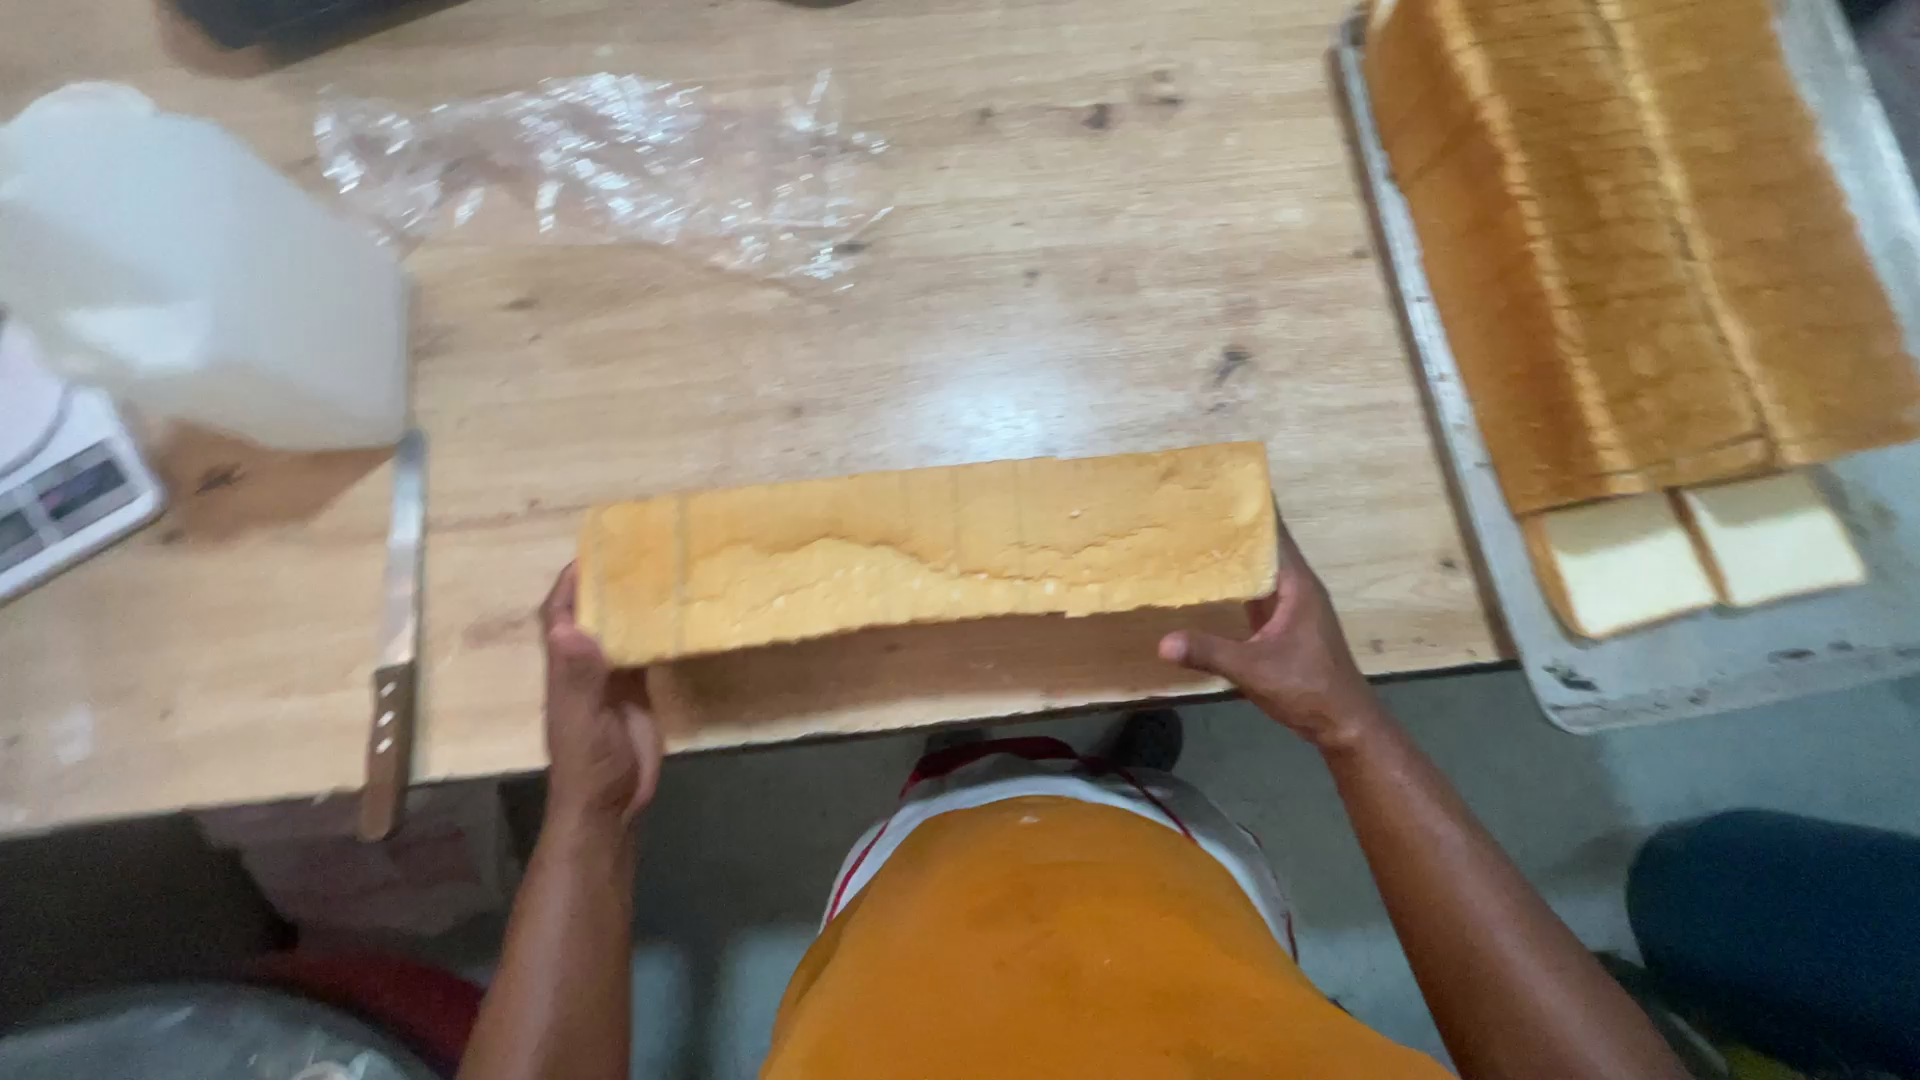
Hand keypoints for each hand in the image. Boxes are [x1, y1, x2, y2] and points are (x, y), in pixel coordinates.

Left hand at [539, 563, 664, 831]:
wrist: (611, 802)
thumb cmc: (589, 764)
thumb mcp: (582, 719)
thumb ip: (578, 677)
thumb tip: (570, 628)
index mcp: (565, 669)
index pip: (560, 616)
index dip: (570, 585)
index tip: (592, 553)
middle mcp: (585, 666)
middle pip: (591, 616)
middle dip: (604, 585)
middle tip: (636, 555)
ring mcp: (611, 678)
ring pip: (617, 631)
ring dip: (630, 605)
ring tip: (658, 574)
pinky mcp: (637, 690)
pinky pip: (642, 651)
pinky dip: (653, 631)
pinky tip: (674, 616)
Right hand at [1159, 516, 1385, 749]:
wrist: (1342, 722)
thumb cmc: (1308, 688)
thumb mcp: (1254, 670)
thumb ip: (1209, 653)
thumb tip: (1162, 643)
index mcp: (1296, 585)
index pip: (1274, 533)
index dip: (1253, 508)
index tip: (1224, 483)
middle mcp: (1295, 587)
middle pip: (1264, 545)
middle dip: (1235, 524)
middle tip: (1195, 504)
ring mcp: (1289, 605)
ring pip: (1259, 566)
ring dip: (1234, 550)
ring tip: (1196, 530)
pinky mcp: (1281, 622)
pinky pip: (1255, 588)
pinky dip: (1234, 576)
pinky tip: (1209, 574)